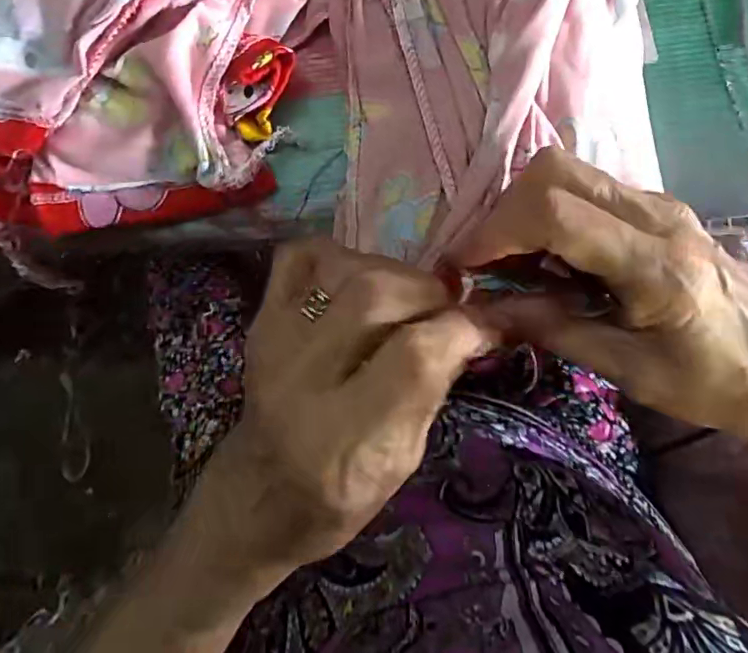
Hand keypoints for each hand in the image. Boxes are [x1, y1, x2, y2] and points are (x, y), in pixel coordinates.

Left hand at [183, 239, 494, 582]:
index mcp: (347, 436)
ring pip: (342, 266)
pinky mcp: (260, 316)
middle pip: (375, 296)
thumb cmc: (343, 491)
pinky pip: (299, 256)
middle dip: (426, 293)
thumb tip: (470, 324)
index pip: (414, 357)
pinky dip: (337, 255)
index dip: (461, 329)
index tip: (487, 323)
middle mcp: (304, 377)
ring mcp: (274, 338)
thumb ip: (432, 387)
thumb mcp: (404, 458)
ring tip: (406, 295)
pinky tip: (357, 277)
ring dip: (390, 272)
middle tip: (444, 308)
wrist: (261, 492)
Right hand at [452, 148, 747, 444]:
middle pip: (554, 172)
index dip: (497, 231)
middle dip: (505, 211)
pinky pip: (586, 187)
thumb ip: (552, 328)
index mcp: (657, 263)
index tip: (465, 265)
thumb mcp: (630, 370)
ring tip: (515, 259)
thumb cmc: (717, 384)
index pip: (556, 213)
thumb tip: (484, 306)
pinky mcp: (657, 207)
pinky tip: (551, 255)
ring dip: (525, 207)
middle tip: (488, 260)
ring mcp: (659, 204)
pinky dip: (550, 210)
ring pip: (567, 171)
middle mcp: (657, 215)